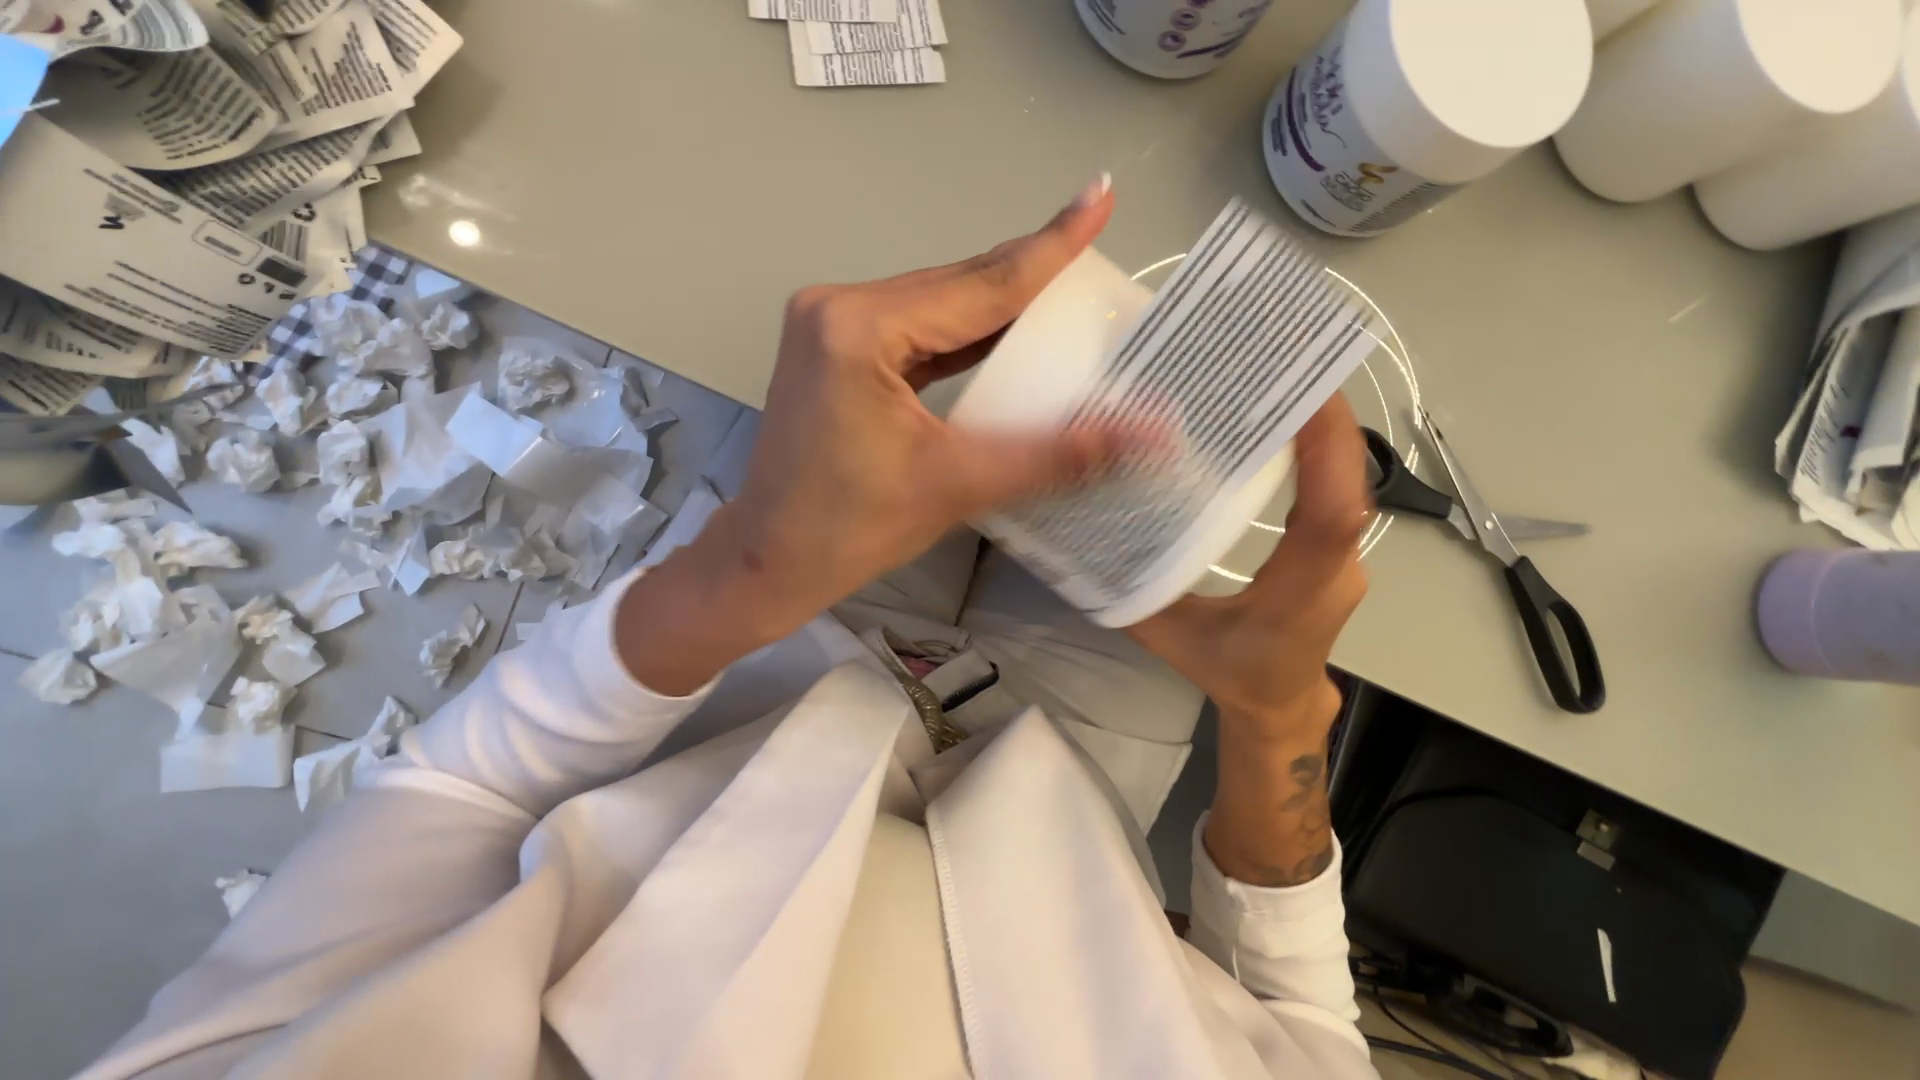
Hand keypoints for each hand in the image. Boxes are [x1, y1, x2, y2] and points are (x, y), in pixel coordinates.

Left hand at [617, 177, 1134, 694]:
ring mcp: (830, 323)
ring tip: (1068, 288)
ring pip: (938, 303)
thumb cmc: (853, 531)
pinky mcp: (834, 347)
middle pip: (958, 285)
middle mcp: (839, 306)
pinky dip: (964, 332)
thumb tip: (1152, 435)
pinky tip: (1009, 330)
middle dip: (1031, 275)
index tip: (1101, 195)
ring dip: (1000, 304)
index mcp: (860, 328)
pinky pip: (916, 328)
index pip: (979, 285)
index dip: (1050, 247)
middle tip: (1099, 253)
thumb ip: (1059, 452)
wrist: (770, 562)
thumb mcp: (960, 485)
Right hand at [1128, 394, 1370, 885]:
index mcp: (1298, 594)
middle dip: (1323, 419)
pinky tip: (1274, 430)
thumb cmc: (1229, 674)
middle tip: (1280, 365)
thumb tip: (1089, 535)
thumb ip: (1135, 592)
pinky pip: (1334, 492)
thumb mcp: (1171, 638)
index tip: (1303, 395)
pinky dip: (1314, 453)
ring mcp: (1345, 557)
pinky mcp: (1337, 549)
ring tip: (1275, 384)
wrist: (1280, 705)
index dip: (1327, 453)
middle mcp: (1337, 567)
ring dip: (1321, 430)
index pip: (1332, 517)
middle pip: (1348, 485)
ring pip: (1347, 484)